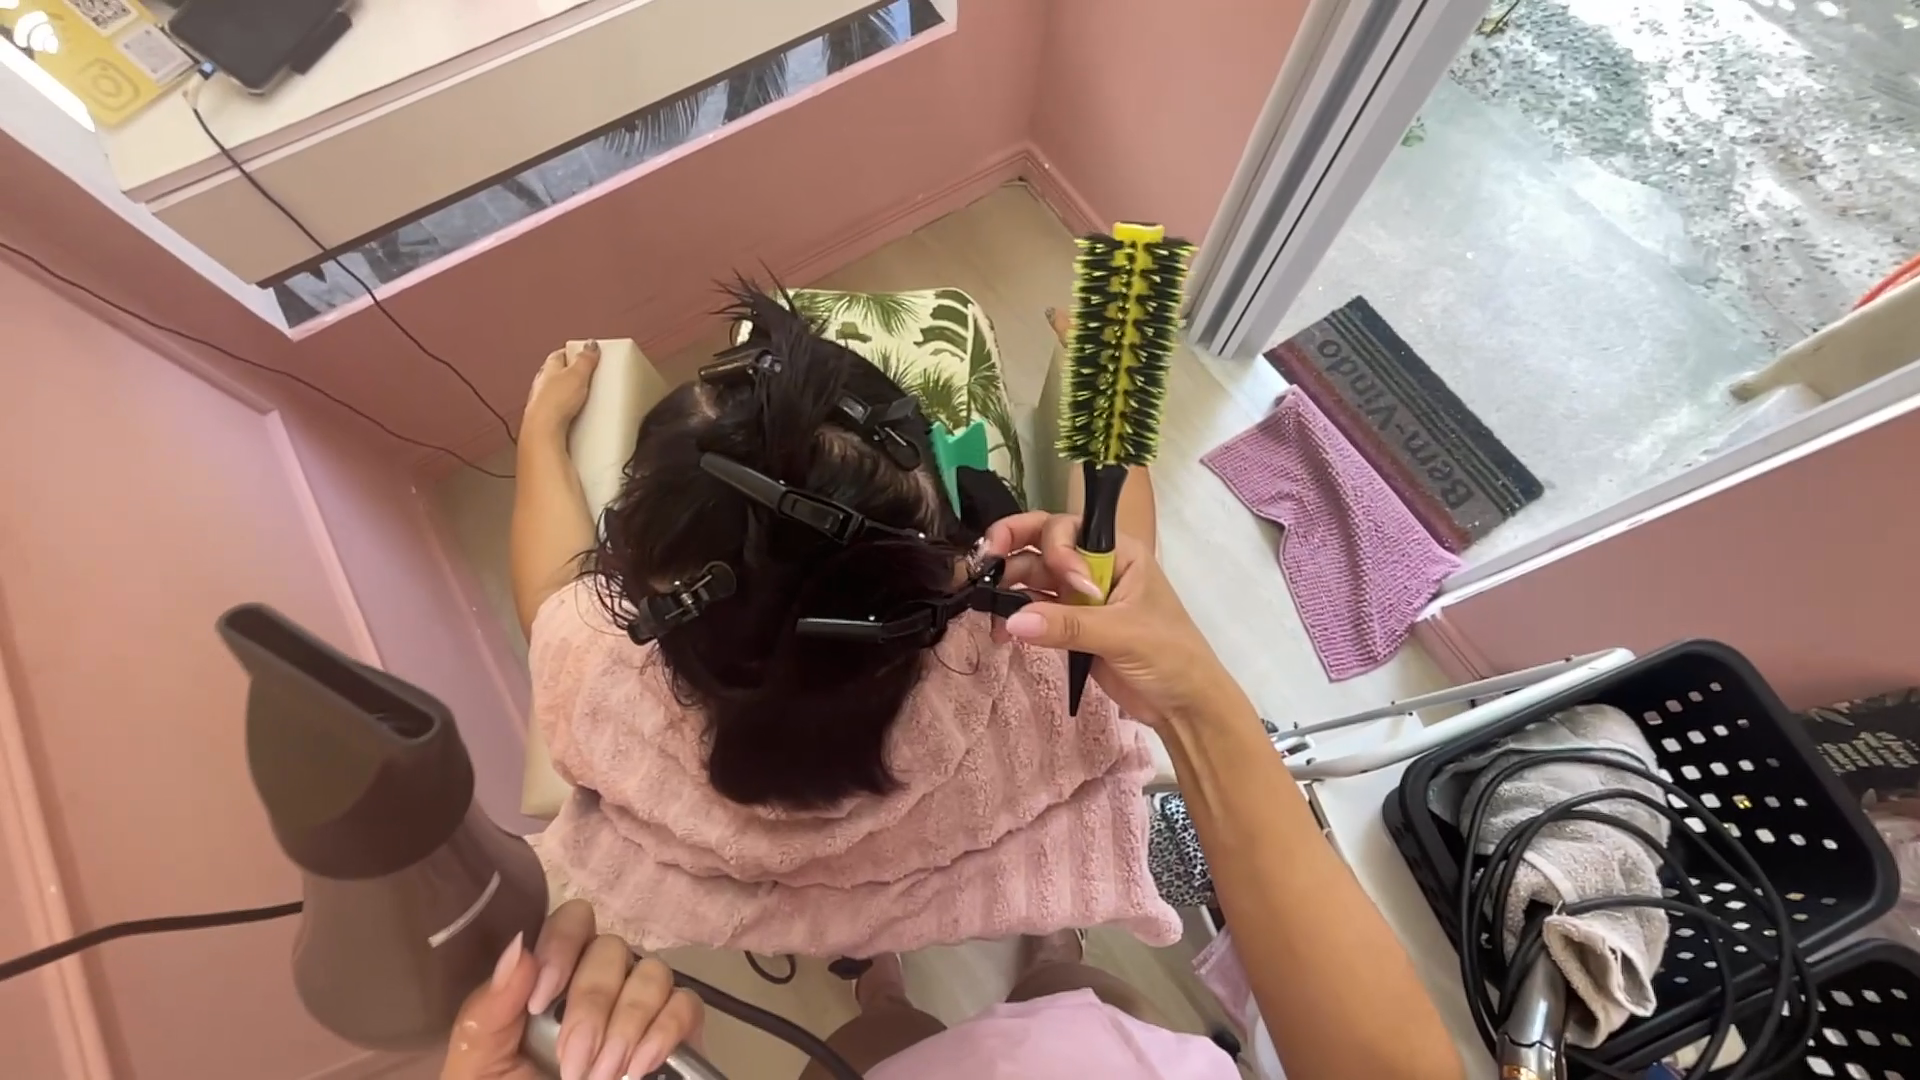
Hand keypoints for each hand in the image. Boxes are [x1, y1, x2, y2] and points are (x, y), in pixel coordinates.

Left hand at [441, 899, 703, 1079]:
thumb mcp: (478, 1075)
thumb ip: (486, 1014)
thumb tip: (517, 947)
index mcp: (552, 981)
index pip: (572, 920)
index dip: (563, 945)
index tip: (542, 1002)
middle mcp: (602, 981)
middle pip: (613, 947)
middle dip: (593, 1005)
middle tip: (574, 1063)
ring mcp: (643, 1003)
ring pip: (653, 972)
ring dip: (628, 1024)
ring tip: (605, 1077)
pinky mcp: (681, 1030)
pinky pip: (686, 1004)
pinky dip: (664, 1032)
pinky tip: (639, 1068)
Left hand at [522, 342, 600, 440]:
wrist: (544, 429)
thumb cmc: (554, 401)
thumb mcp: (577, 375)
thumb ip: (585, 360)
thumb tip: (591, 345)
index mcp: (548, 368)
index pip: (561, 354)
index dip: (575, 352)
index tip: (589, 352)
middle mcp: (543, 382)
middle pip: (560, 371)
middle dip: (574, 372)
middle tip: (592, 374)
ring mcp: (545, 400)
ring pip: (560, 390)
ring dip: (572, 390)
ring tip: (589, 394)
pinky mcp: (549, 416)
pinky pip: (562, 406)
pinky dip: (571, 406)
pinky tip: (581, 411)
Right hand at [983, 511, 1250, 731]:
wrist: (1184, 705)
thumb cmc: (1170, 656)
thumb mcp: (1123, 635)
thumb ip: (1069, 626)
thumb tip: (1013, 621)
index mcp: (1118, 552)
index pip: (1070, 528)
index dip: (1057, 548)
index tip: (1070, 586)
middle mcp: (1094, 565)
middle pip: (1043, 542)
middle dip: (1011, 546)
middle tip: (982, 559)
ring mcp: (1079, 595)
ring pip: (1032, 575)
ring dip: (1007, 584)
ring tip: (984, 601)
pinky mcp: (1069, 624)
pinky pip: (1034, 610)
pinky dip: (1015, 617)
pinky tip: (1001, 632)